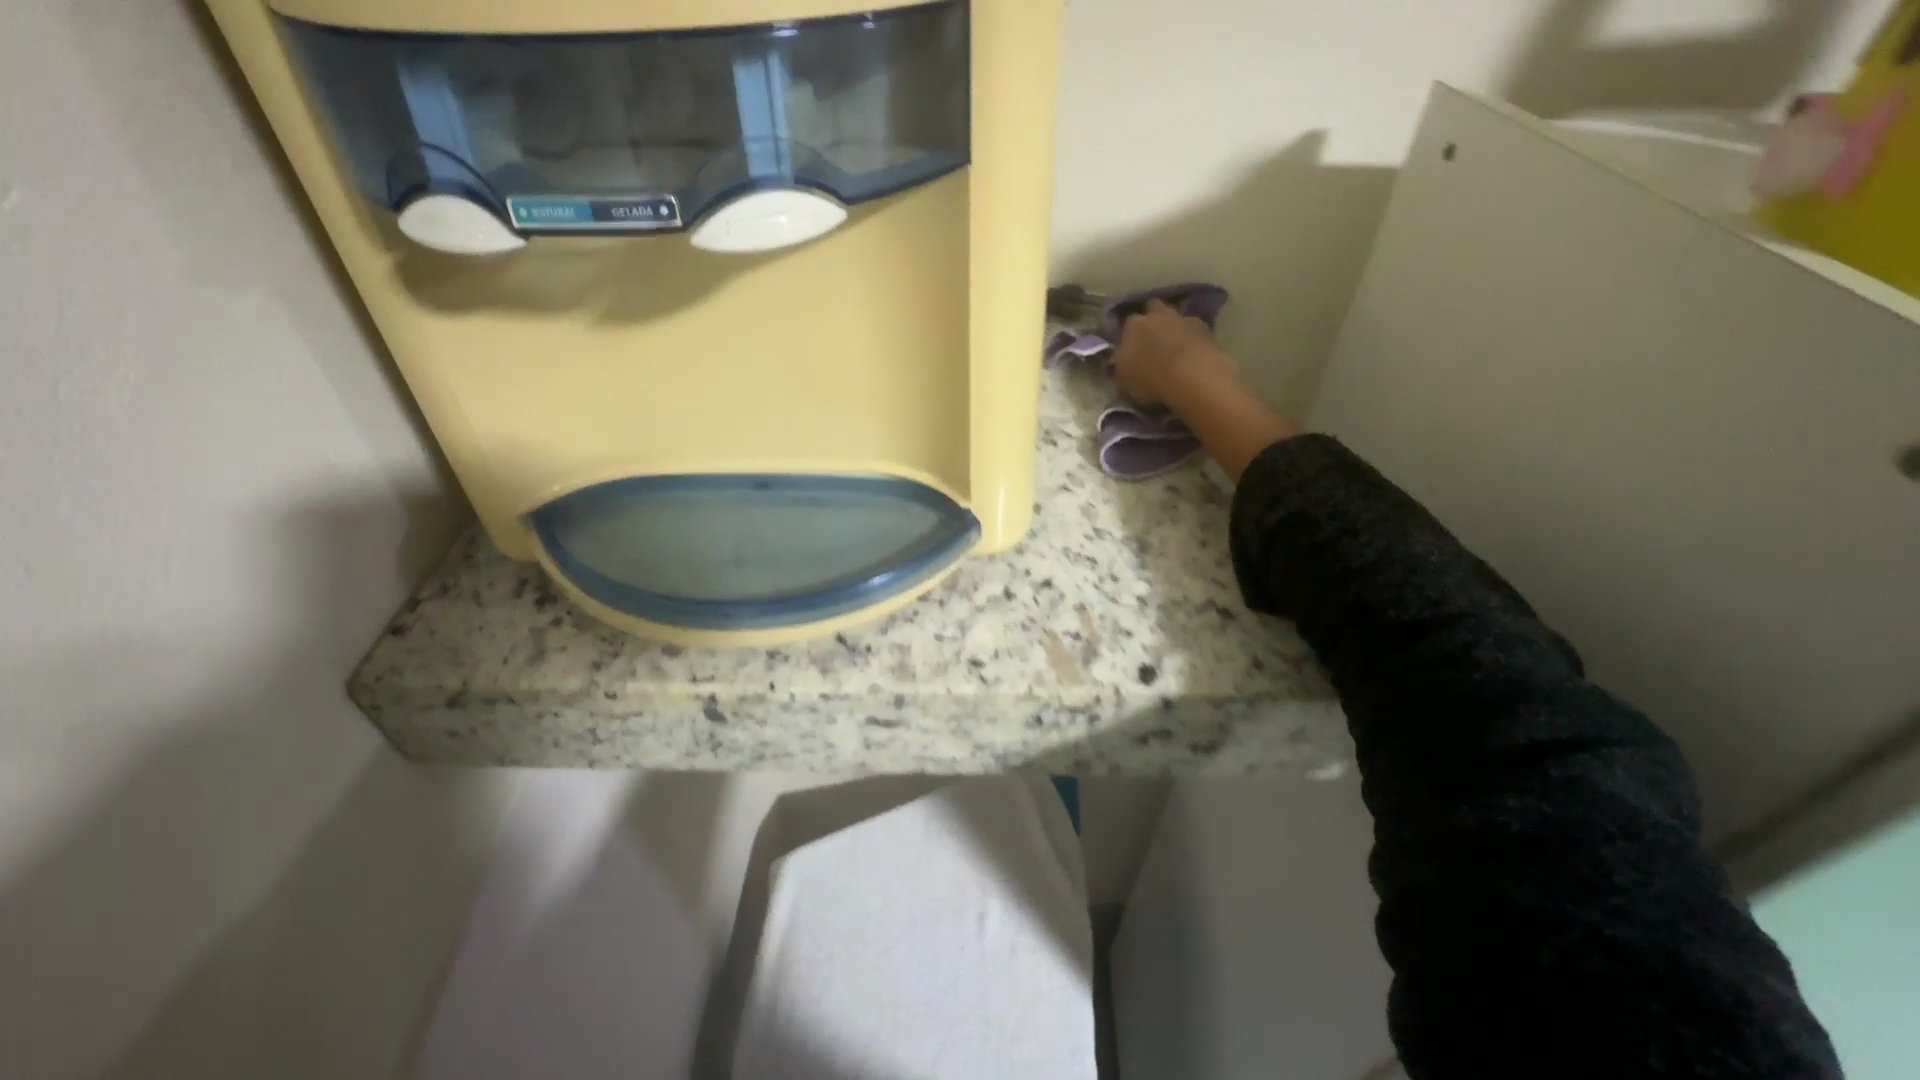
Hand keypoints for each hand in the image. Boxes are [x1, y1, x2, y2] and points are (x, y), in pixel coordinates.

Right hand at [1112, 299, 1235, 405]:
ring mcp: (1183, 319)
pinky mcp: (1206, 328)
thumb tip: (1125, 362)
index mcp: (1132, 326)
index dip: (1129, 335)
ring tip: (1175, 345)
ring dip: (1174, 327)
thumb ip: (1123, 365)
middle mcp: (1157, 315)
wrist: (1192, 376)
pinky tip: (1193, 352)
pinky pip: (1195, 329)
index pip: (1126, 324)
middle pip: (1153, 307)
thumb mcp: (1124, 380)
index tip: (1131, 347)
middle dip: (1153, 319)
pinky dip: (1193, 337)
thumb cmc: (1150, 379)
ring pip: (1176, 316)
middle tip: (1153, 337)